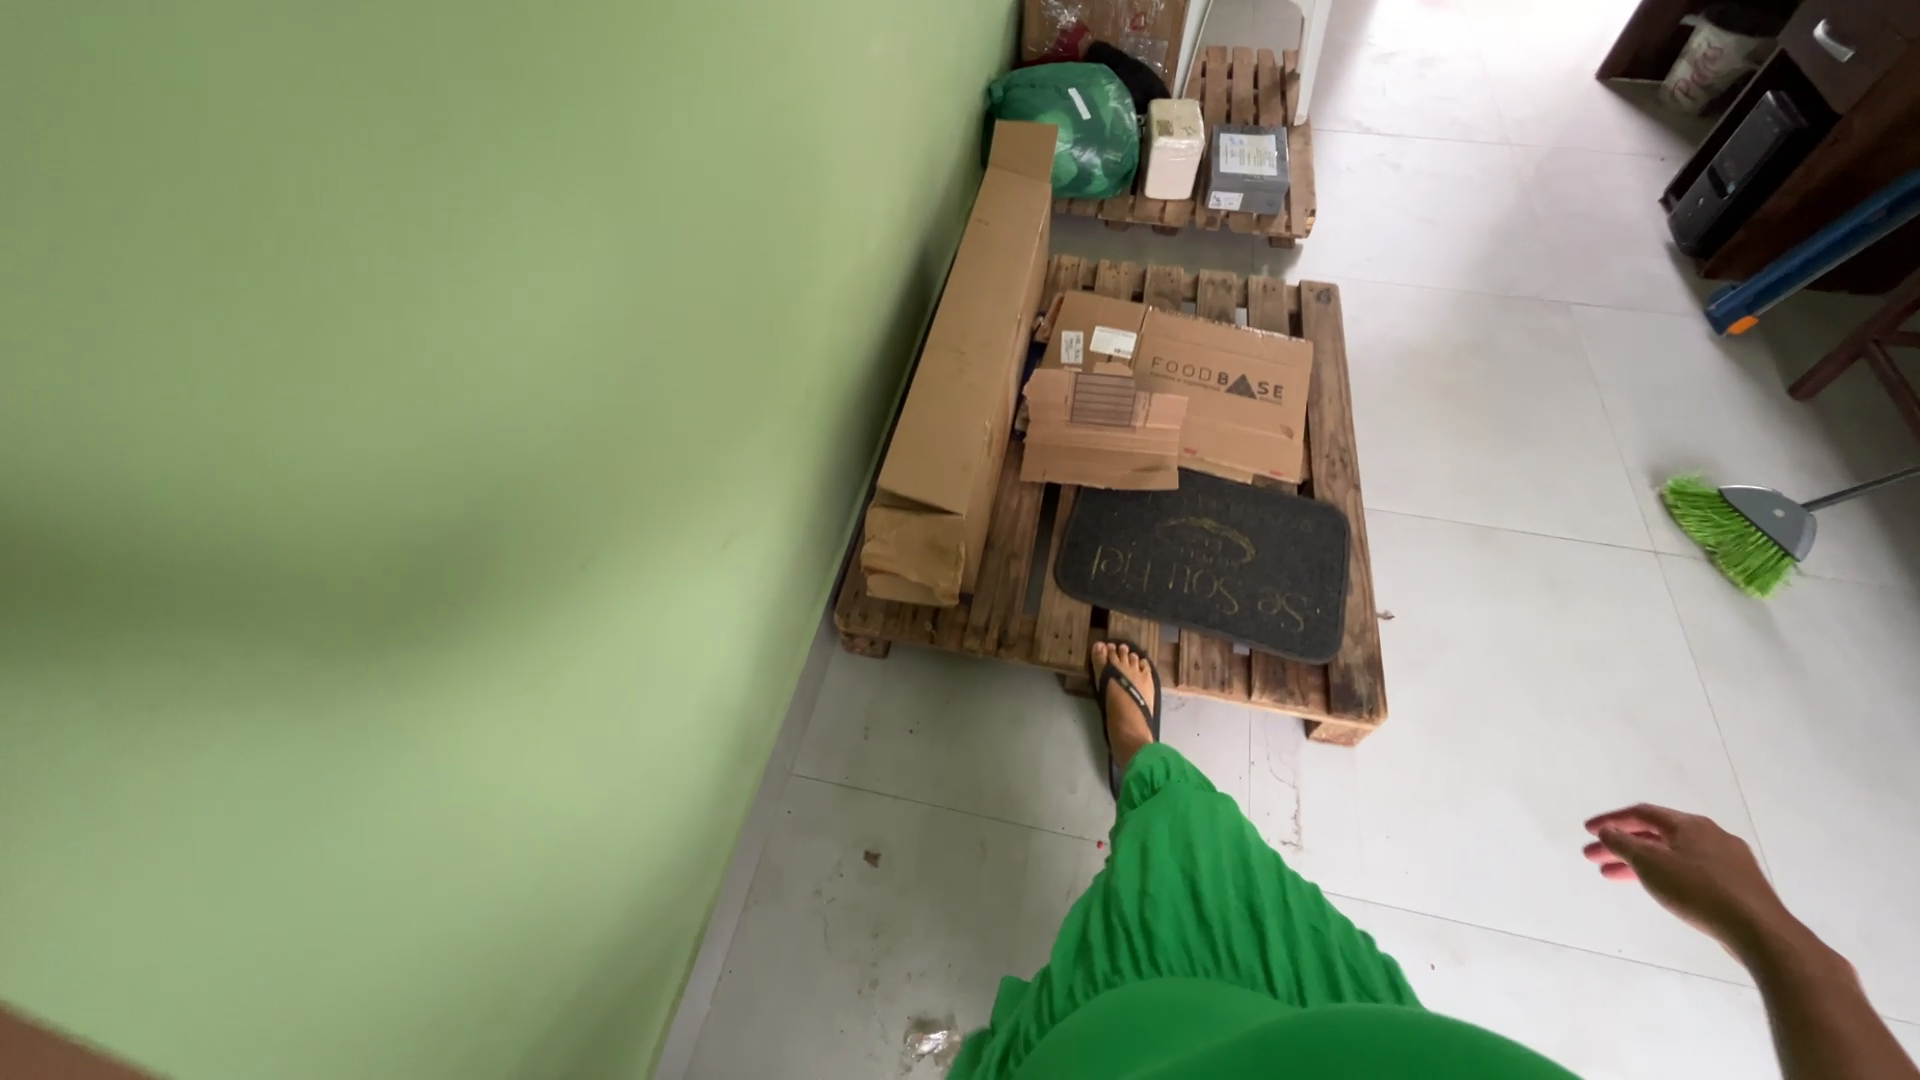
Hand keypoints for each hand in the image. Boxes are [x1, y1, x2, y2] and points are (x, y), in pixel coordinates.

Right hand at [1583, 803, 1794, 958]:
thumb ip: (1622, 843)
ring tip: (1614, 876)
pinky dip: (1664, 874)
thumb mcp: (1649, 862)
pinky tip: (1655, 886)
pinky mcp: (1738, 886)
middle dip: (1621, 845)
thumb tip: (1608, 832)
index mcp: (1691, 825)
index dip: (1610, 821)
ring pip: (1672, 855)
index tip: (1588, 831)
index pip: (1642, 814)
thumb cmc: (1698, 890)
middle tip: (1593, 857)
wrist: (1761, 933)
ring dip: (1639, 862)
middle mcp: (1712, 837)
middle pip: (1655, 835)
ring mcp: (1729, 862)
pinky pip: (1689, 871)